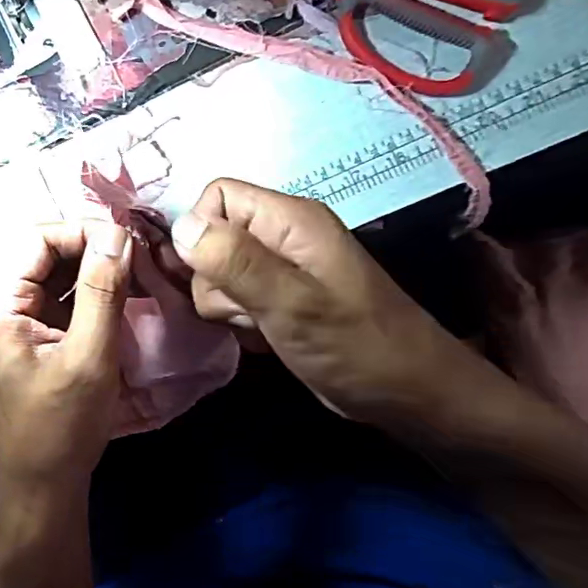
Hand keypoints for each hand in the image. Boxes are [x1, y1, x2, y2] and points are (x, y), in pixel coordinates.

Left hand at [0, 220, 132, 492]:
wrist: (48, 483)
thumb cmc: (62, 425)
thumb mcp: (88, 356)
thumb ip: (102, 291)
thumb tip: (119, 231)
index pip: (39, 237)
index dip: (85, 230)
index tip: (132, 240)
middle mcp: (6, 299)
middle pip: (53, 250)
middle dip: (98, 248)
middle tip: (145, 255)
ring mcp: (25, 316)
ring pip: (66, 270)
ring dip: (104, 267)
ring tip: (145, 270)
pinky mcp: (45, 331)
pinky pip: (73, 294)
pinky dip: (102, 289)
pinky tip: (132, 291)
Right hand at [168, 179, 494, 431]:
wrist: (407, 392)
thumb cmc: (355, 344)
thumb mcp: (292, 303)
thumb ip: (235, 262)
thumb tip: (180, 227)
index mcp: (288, 218)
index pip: (217, 195)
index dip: (201, 232)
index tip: (209, 276)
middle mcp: (281, 234)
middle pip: (213, 237)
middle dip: (214, 280)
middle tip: (247, 310)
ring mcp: (281, 268)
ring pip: (219, 272)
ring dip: (228, 306)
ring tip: (263, 327)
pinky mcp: (280, 298)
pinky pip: (236, 298)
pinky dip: (241, 320)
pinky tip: (265, 338)